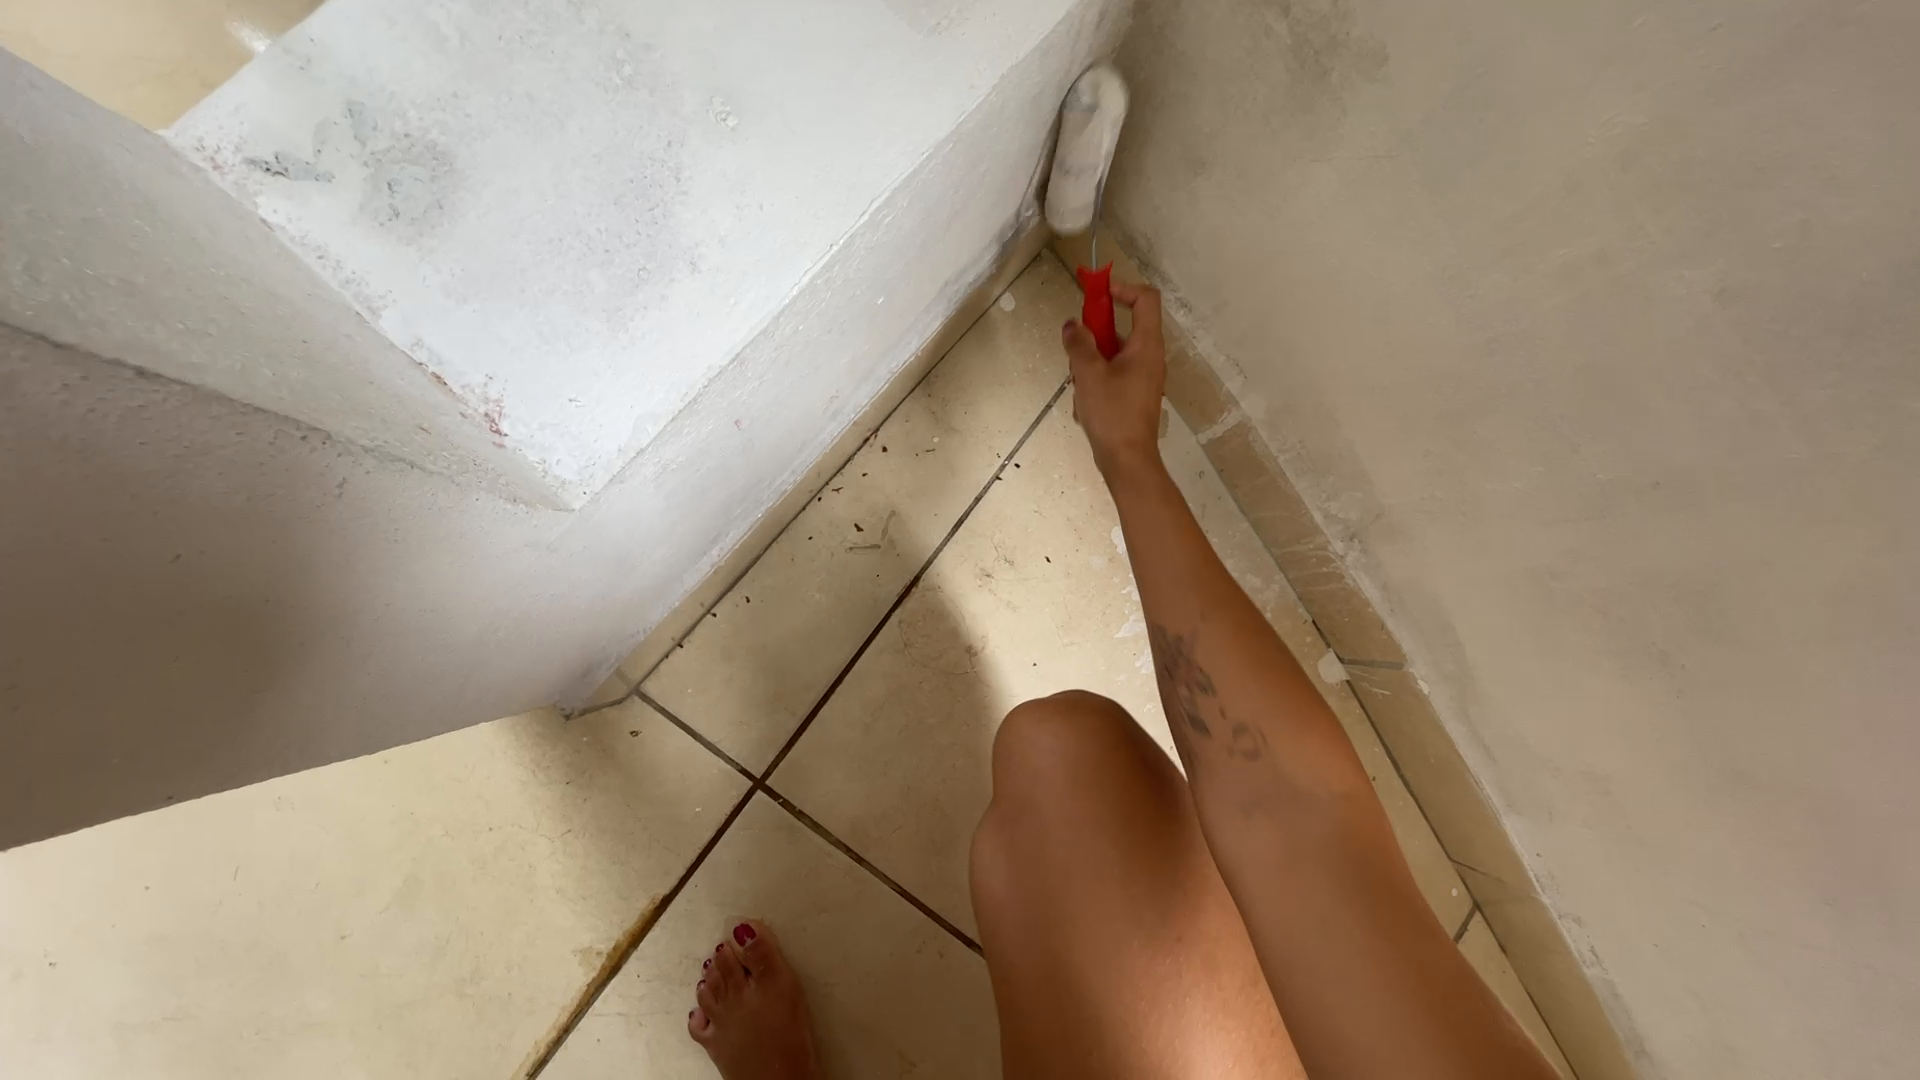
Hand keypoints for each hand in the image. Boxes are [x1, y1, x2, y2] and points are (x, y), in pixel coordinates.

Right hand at [1063, 281, 1166, 477]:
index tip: (1097, 294)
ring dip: (1092, 360)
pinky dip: (1097, 380)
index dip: (1122, 288)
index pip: (1145, 299)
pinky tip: (1083, 401)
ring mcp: (1144, 378)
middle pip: (1125, 327)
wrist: (1126, 459)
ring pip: (1115, 354)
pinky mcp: (1135, 396)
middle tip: (1075, 347)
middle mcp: (1150, 357)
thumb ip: (1078, 344)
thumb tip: (1072, 325)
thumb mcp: (1088, 374)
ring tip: (1077, 382)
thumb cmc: (1111, 413)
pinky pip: (1115, 375)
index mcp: (1146, 345)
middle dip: (1096, 332)